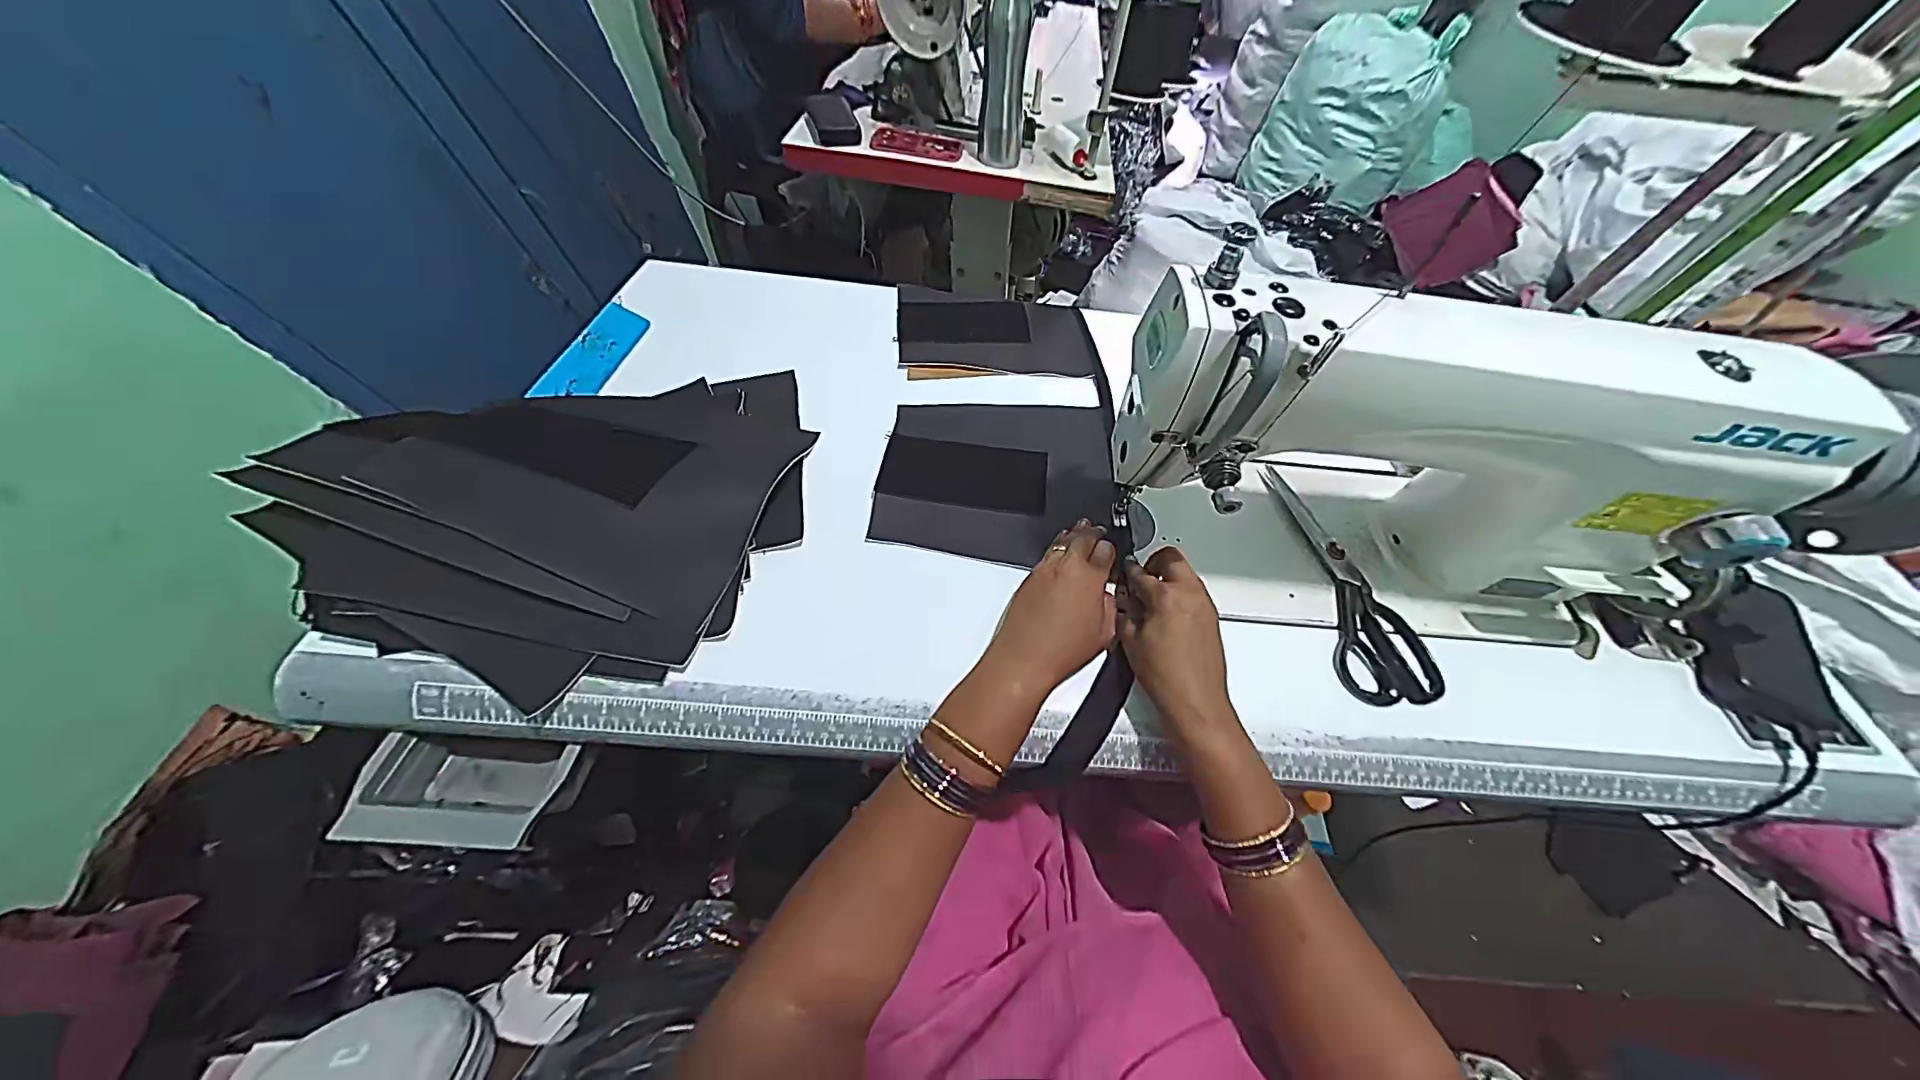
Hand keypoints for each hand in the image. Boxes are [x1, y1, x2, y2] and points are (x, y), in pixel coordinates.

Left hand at [978, 521, 1117, 696]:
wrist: (1023, 658)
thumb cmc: (1060, 650)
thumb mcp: (1104, 632)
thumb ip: (1111, 607)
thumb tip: (1108, 598)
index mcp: (1089, 576)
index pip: (1107, 549)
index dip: (1112, 549)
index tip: (1114, 551)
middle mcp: (1065, 567)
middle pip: (1083, 536)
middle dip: (1094, 533)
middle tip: (1099, 531)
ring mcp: (1044, 570)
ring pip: (1061, 541)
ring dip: (1073, 535)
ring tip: (1080, 531)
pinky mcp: (1028, 579)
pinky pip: (1046, 555)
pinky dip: (1056, 550)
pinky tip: (1060, 555)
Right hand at [1119, 547, 1237, 746]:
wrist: (1196, 702)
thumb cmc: (1167, 678)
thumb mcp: (1130, 640)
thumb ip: (1126, 612)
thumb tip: (1125, 599)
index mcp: (1168, 596)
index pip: (1141, 572)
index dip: (1127, 574)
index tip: (1123, 576)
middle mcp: (1191, 595)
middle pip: (1172, 558)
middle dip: (1153, 564)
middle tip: (1140, 578)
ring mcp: (1205, 606)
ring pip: (1186, 574)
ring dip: (1168, 579)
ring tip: (1150, 599)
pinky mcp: (1211, 618)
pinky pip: (1194, 594)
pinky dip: (1179, 596)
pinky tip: (1164, 615)